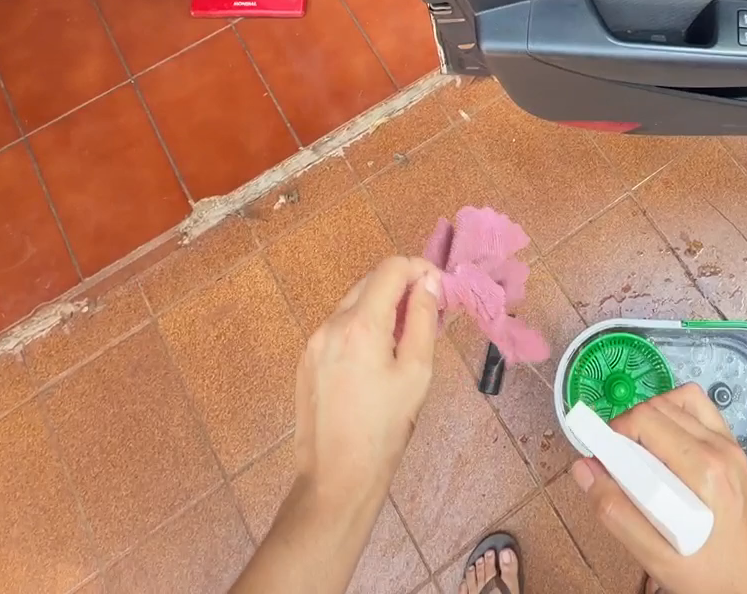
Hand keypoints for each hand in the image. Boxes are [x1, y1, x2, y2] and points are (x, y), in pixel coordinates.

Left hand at [291, 256, 442, 511]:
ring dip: (383, 306)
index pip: (392, 268)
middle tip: (429, 314)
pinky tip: (378, 358)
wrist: (335, 478)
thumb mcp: (417, 371)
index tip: (439, 290)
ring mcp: (314, 341)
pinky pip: (340, 326)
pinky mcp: (307, 360)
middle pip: (371, 280)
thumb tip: (429, 283)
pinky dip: (364, 326)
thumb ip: (423, 319)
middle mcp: (331, 324)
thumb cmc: (385, 427)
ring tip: (406, 338)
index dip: (420, 269)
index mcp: (361, 324)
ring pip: (355, 302)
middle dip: (403, 287)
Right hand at [571, 383, 746, 593]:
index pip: (646, 420)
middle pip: (659, 406)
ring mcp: (732, 444)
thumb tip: (582, 467)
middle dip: (630, 426)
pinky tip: (668, 443)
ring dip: (652, 417)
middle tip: (620, 462)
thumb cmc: (707, 577)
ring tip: (642, 452)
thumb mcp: (655, 558)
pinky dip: (677, 412)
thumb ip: (615, 511)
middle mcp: (721, 448)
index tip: (604, 458)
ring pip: (679, 401)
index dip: (615, 432)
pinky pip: (701, 408)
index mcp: (704, 472)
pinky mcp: (736, 447)